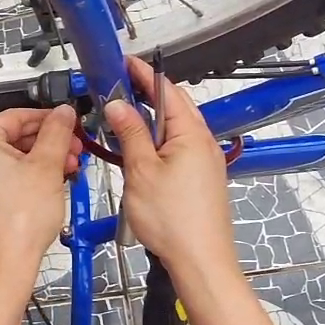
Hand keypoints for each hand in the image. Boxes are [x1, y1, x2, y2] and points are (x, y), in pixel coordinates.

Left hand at [0, 105, 81, 286]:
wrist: (5, 266)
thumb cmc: (18, 223)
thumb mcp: (46, 167)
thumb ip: (56, 133)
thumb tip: (62, 113)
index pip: (15, 116)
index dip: (46, 118)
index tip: (68, 121)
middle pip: (13, 137)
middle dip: (47, 142)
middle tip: (73, 148)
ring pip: (12, 159)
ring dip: (42, 160)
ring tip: (68, 169)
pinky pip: (5, 177)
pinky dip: (28, 176)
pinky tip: (52, 183)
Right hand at [103, 57, 234, 274]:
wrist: (200, 261)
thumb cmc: (174, 220)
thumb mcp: (141, 171)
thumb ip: (130, 134)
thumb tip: (118, 105)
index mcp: (192, 134)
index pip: (166, 90)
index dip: (143, 75)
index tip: (124, 64)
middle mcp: (204, 143)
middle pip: (174, 106)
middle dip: (146, 93)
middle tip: (119, 86)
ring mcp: (205, 161)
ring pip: (175, 128)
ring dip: (151, 118)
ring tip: (124, 115)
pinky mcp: (202, 178)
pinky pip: (179, 147)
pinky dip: (158, 139)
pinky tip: (141, 148)